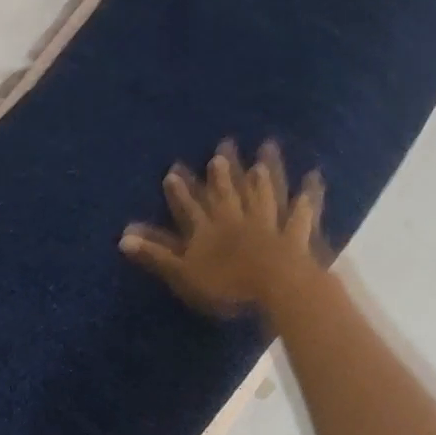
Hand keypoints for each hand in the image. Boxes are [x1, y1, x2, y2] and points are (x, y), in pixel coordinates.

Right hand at [120, 140, 326, 315]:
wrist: (275, 288)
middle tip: (223, 146)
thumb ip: (155, 255)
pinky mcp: (294, 235)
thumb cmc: (225, 285)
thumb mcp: (182, 273)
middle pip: (227, 192)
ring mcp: (267, 224)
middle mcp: (236, 219)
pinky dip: (308, 195)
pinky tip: (313, 178)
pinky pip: (301, 212)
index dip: (180, 191)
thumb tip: (123, 237)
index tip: (173, 171)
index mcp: (207, 231)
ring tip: (264, 151)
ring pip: (263, 193)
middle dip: (223, 171)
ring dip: (264, 173)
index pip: (189, 207)